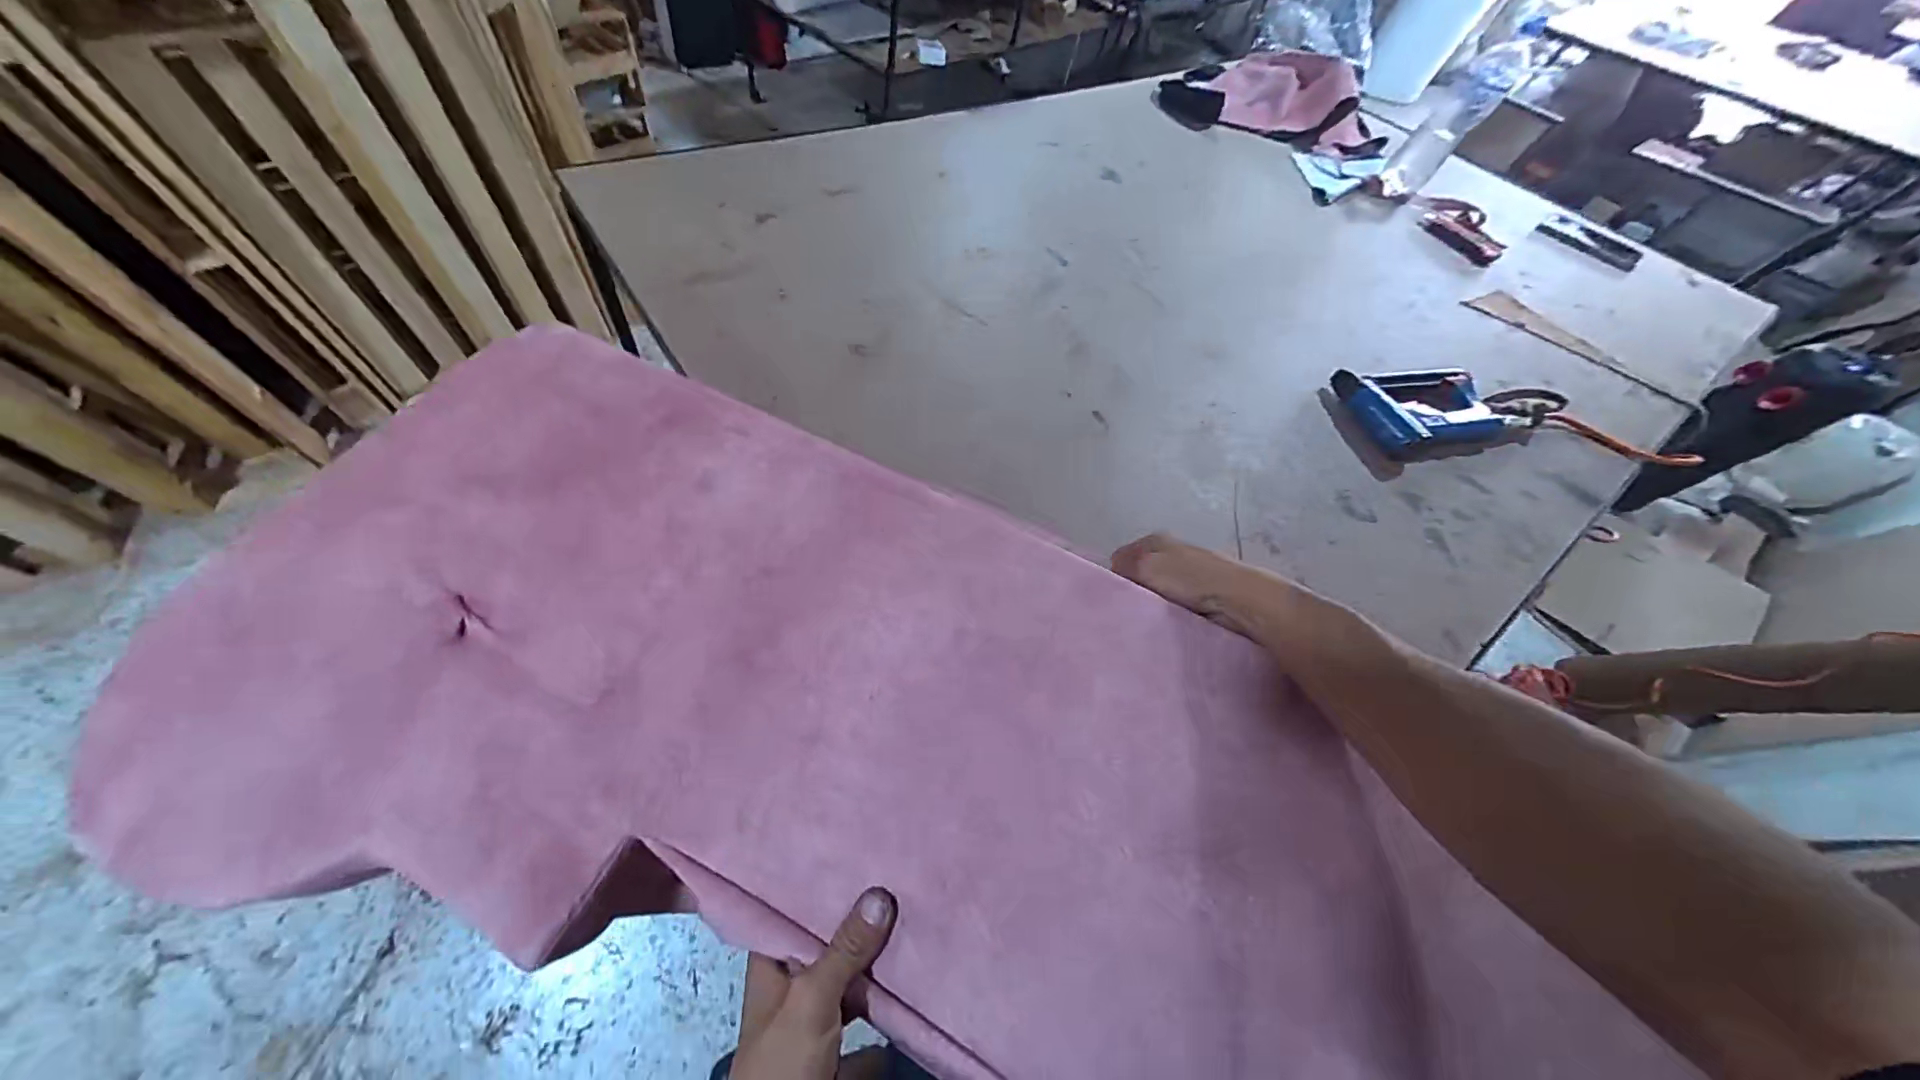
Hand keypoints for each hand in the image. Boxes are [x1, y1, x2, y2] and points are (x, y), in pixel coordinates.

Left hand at [730, 887, 897, 1079]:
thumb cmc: (782, 1064)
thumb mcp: (811, 1000)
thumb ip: (845, 949)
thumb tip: (880, 893)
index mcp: (772, 961)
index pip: (795, 907)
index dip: (823, 882)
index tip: (859, 853)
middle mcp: (792, 980)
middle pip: (828, 938)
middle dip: (861, 916)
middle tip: (899, 876)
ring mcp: (815, 1012)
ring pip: (850, 971)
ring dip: (878, 954)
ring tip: (912, 911)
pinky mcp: (837, 1043)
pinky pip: (868, 1006)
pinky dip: (888, 995)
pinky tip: (915, 973)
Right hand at [1111, 533, 1264, 636]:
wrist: (1241, 600)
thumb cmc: (1190, 579)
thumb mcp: (1145, 566)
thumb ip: (1122, 566)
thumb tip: (1111, 573)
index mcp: (1155, 540)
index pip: (1120, 557)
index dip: (1113, 577)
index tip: (1110, 598)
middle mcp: (1170, 554)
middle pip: (1137, 575)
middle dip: (1132, 592)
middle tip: (1124, 613)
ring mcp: (1186, 576)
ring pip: (1154, 592)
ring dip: (1150, 606)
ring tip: (1142, 623)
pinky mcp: (1200, 596)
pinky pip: (1171, 606)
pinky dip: (1167, 615)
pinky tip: (1163, 625)